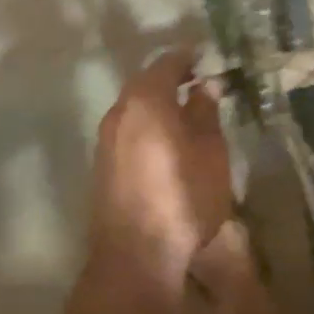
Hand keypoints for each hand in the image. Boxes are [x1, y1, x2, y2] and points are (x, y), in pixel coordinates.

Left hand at [89, 49, 234, 282]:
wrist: (136, 257)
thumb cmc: (183, 199)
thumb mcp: (210, 154)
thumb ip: (206, 114)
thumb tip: (206, 85)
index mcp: (146, 101)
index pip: (166, 63)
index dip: (187, 57)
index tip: (205, 55)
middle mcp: (119, 112)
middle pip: (144, 84)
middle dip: (170, 79)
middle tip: (197, 81)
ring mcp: (105, 140)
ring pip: (133, 108)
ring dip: (156, 103)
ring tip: (186, 111)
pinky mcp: (102, 165)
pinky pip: (127, 130)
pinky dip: (146, 125)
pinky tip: (166, 140)